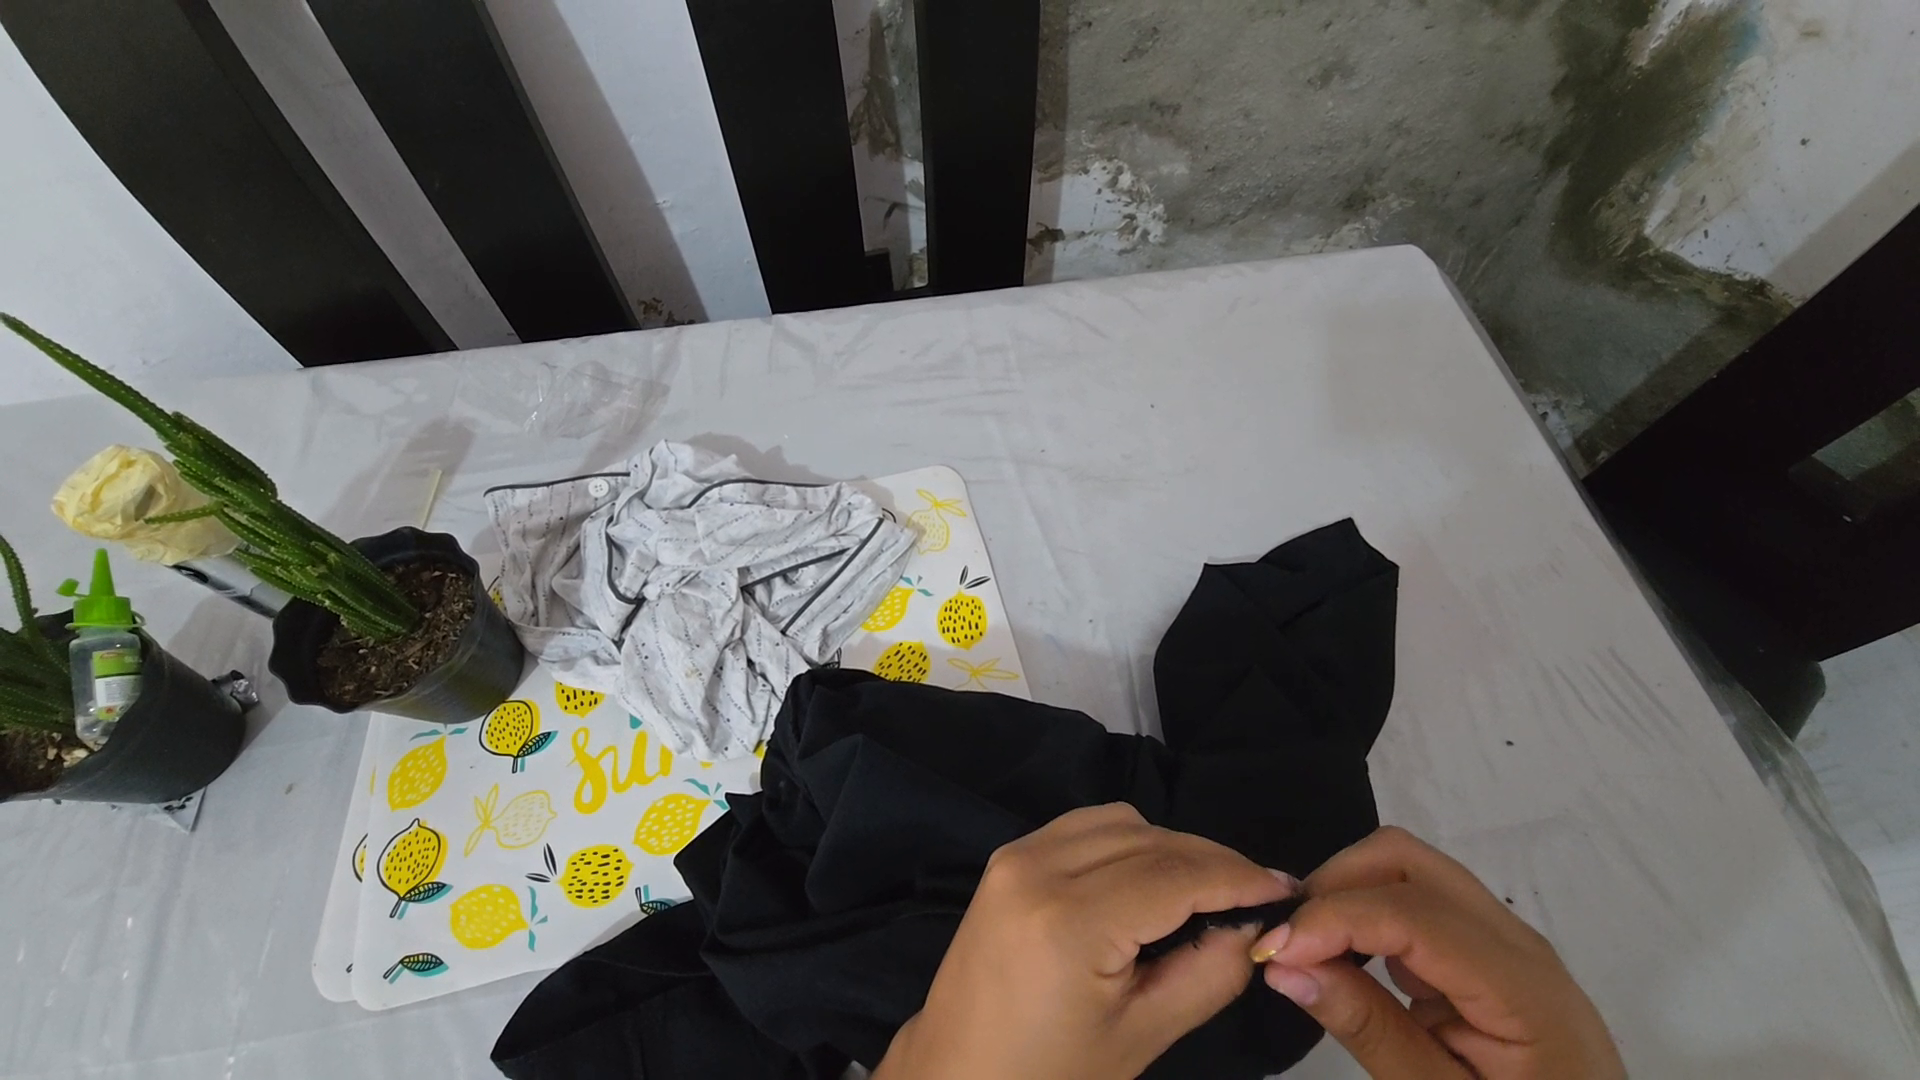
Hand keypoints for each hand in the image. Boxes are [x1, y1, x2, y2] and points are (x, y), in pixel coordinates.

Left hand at [873, 803, 1292, 1079]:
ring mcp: (1016, 853)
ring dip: (1169, 846)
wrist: (958, 1073)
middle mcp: (1038, 866)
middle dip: (1210, 860)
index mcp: (1070, 920)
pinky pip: (1084, 826)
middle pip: (1148, 839)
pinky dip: (1126, 841)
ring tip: (1206, 889)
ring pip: (1118, 822)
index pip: (1174, 876)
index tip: (1287, 888)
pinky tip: (1147, 876)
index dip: (1237, 877)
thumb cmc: (1051, 1074)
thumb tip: (1256, 923)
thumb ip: (1207, 971)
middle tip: (1257, 893)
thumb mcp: (1141, 1035)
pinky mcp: (1008, 855)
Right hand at [1252, 827, 1624, 1078]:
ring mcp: (1502, 939)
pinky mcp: (1483, 948)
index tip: (1270, 951)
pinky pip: (1414, 897)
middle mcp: (1516, 941)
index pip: (1409, 912)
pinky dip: (1366, 910)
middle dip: (1335, 884)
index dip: (1331, 919)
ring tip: (1312, 949)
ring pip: (1406, 867)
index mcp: (1522, 988)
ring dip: (1347, 892)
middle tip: (1292, 942)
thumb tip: (1281, 967)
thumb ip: (1369, 1031)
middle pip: (1405, 860)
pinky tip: (1349, 960)